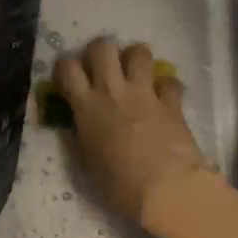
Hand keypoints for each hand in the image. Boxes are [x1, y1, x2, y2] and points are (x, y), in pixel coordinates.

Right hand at [53, 39, 216, 227]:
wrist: (166, 189)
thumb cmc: (119, 184)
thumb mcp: (87, 162)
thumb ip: (81, 136)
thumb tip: (79, 126)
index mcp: (87, 106)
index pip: (67, 68)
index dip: (65, 67)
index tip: (68, 77)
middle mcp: (113, 91)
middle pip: (102, 48)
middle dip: (100, 50)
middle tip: (102, 65)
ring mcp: (144, 94)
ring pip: (139, 52)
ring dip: (135, 57)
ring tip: (134, 71)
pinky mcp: (172, 103)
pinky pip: (170, 81)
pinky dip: (166, 85)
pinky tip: (164, 96)